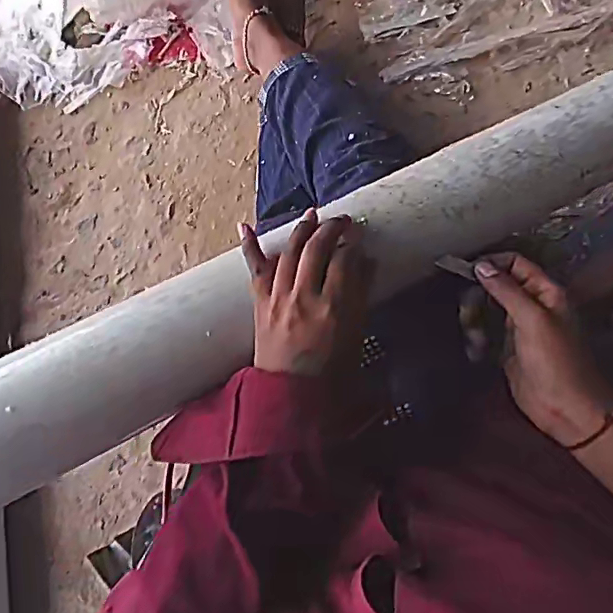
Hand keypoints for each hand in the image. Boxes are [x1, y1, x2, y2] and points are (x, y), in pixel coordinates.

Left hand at [240, 209, 369, 376]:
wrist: (290, 397)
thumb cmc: (331, 373)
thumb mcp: (356, 336)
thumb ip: (360, 296)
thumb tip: (367, 262)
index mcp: (333, 309)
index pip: (344, 261)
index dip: (353, 244)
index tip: (359, 237)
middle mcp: (303, 298)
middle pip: (316, 248)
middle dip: (331, 228)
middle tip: (342, 221)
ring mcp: (278, 299)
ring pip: (290, 252)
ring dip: (302, 229)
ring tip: (313, 216)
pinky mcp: (260, 304)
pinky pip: (255, 269)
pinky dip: (250, 247)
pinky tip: (245, 227)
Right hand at [473, 253, 612, 445]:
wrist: (566, 408)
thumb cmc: (558, 363)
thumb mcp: (532, 320)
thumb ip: (506, 290)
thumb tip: (482, 266)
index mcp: (546, 293)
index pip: (515, 263)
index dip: (492, 263)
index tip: (468, 271)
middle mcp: (532, 306)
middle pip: (497, 285)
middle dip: (478, 293)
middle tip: (467, 307)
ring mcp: (519, 328)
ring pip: (487, 309)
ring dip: (475, 318)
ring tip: (474, 335)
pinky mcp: (507, 348)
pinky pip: (485, 332)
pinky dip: (477, 337)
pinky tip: (477, 349)